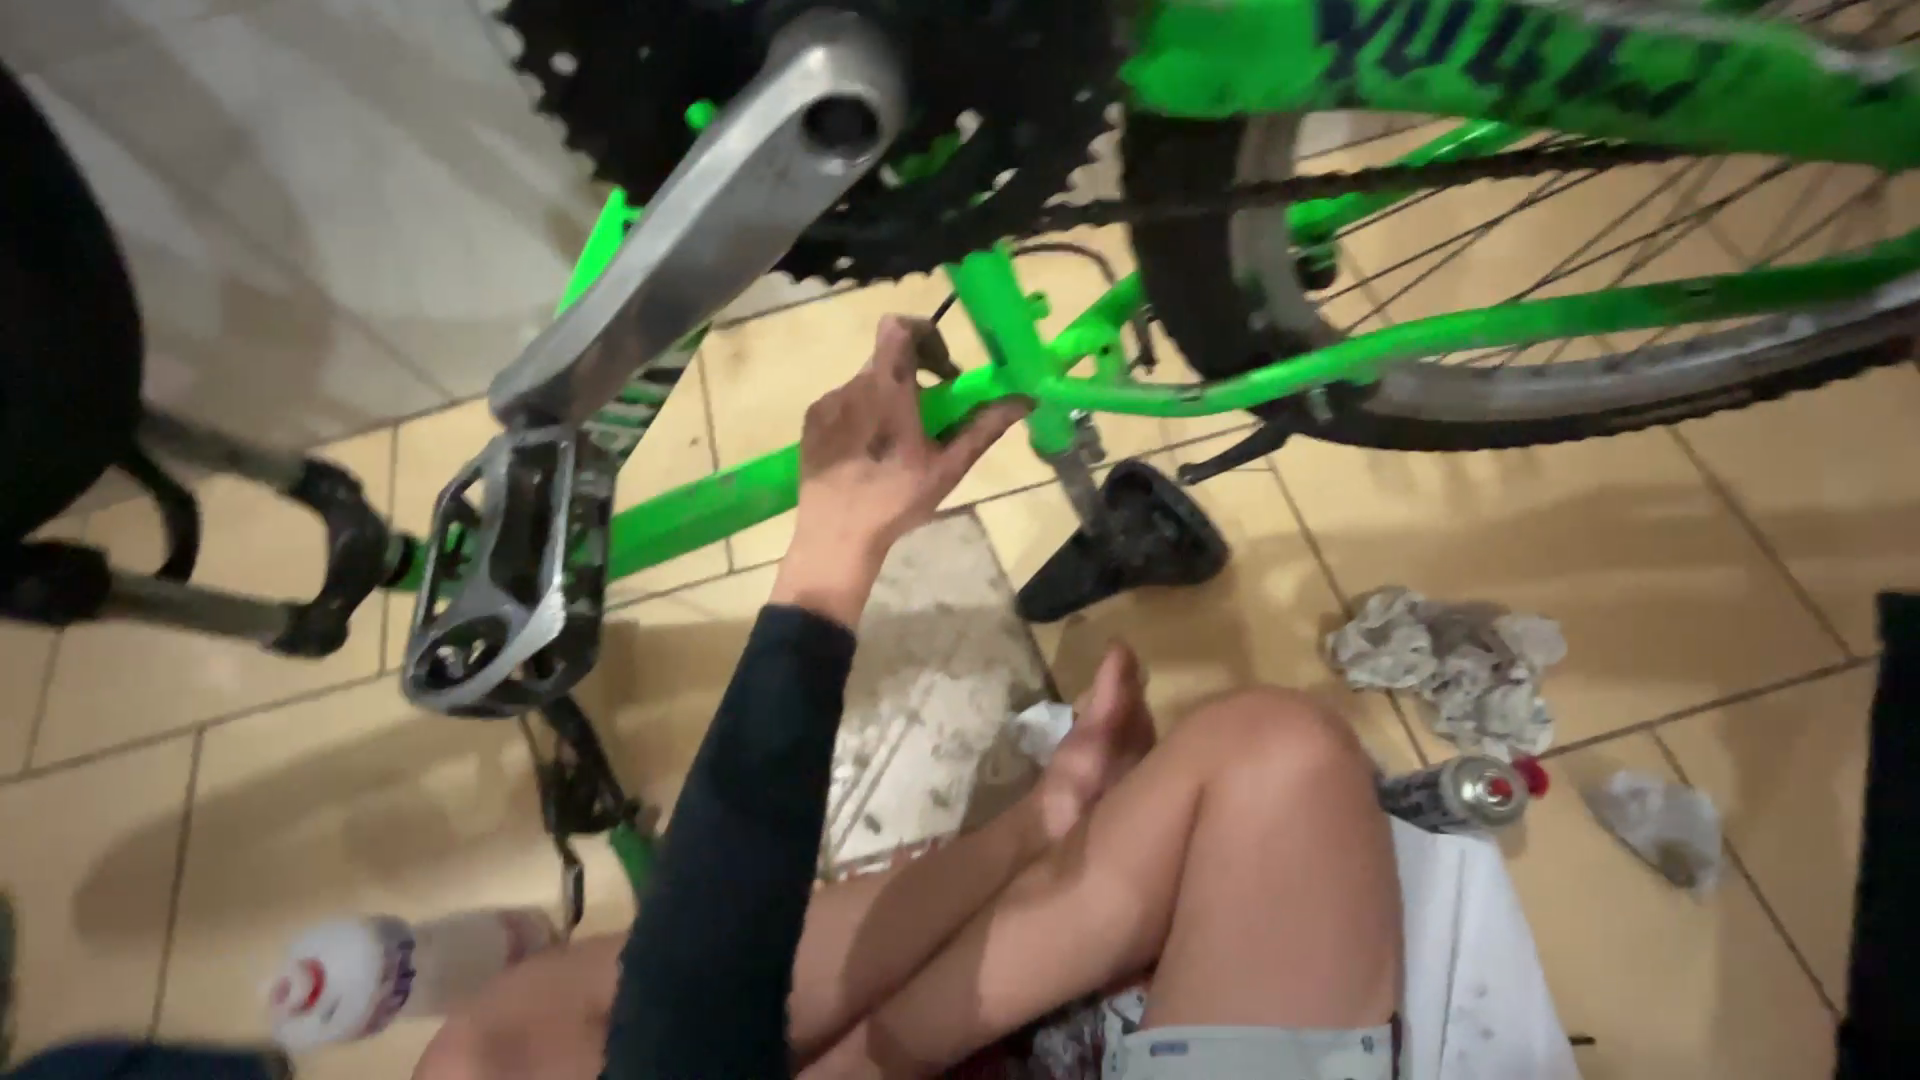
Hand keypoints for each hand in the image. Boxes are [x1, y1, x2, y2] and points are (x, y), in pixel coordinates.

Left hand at [770, 316, 1028, 625]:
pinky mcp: (811, 423)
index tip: (942, 369)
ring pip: (865, 385)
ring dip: (888, 399)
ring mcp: (828, 403)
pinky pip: (843, 404)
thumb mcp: (948, 466)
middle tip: (932, 412)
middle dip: (914, 375)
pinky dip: (862, 416)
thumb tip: (1024, 400)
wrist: (836, 535)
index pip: (900, 327)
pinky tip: (868, 454)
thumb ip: (985, 426)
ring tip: (898, 442)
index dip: (925, 333)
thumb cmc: (896, 500)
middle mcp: (853, 385)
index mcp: (888, 388)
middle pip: (887, 359)